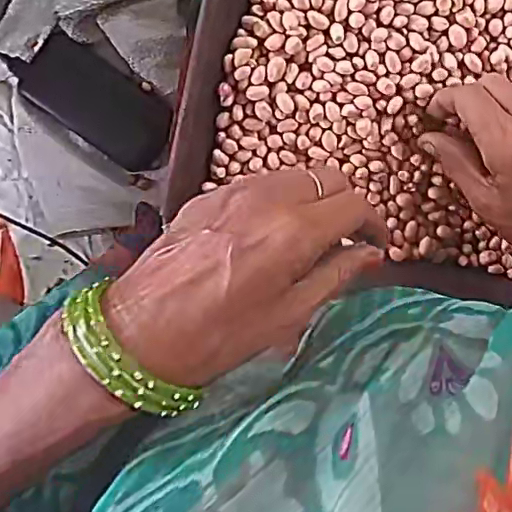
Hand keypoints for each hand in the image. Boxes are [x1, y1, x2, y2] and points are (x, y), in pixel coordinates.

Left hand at [99, 169, 384, 387]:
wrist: (137, 333)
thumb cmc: (218, 336)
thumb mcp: (287, 315)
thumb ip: (335, 275)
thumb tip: (369, 254)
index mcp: (293, 230)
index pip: (355, 204)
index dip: (374, 225)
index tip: (375, 246)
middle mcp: (267, 197)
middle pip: (329, 176)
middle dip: (346, 204)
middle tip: (344, 240)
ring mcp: (233, 190)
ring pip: (294, 175)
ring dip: (312, 199)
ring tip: (306, 238)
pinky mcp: (207, 194)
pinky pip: (259, 183)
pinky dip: (278, 199)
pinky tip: (266, 233)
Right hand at [417, 76, 511, 265]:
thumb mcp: (484, 200)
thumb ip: (455, 162)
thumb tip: (430, 137)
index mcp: (508, 143)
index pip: (468, 96)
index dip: (444, 100)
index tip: (434, 115)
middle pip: (490, 82)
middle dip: (466, 96)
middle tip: (454, 122)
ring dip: (490, 102)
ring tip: (481, 133)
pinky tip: (510, 139)